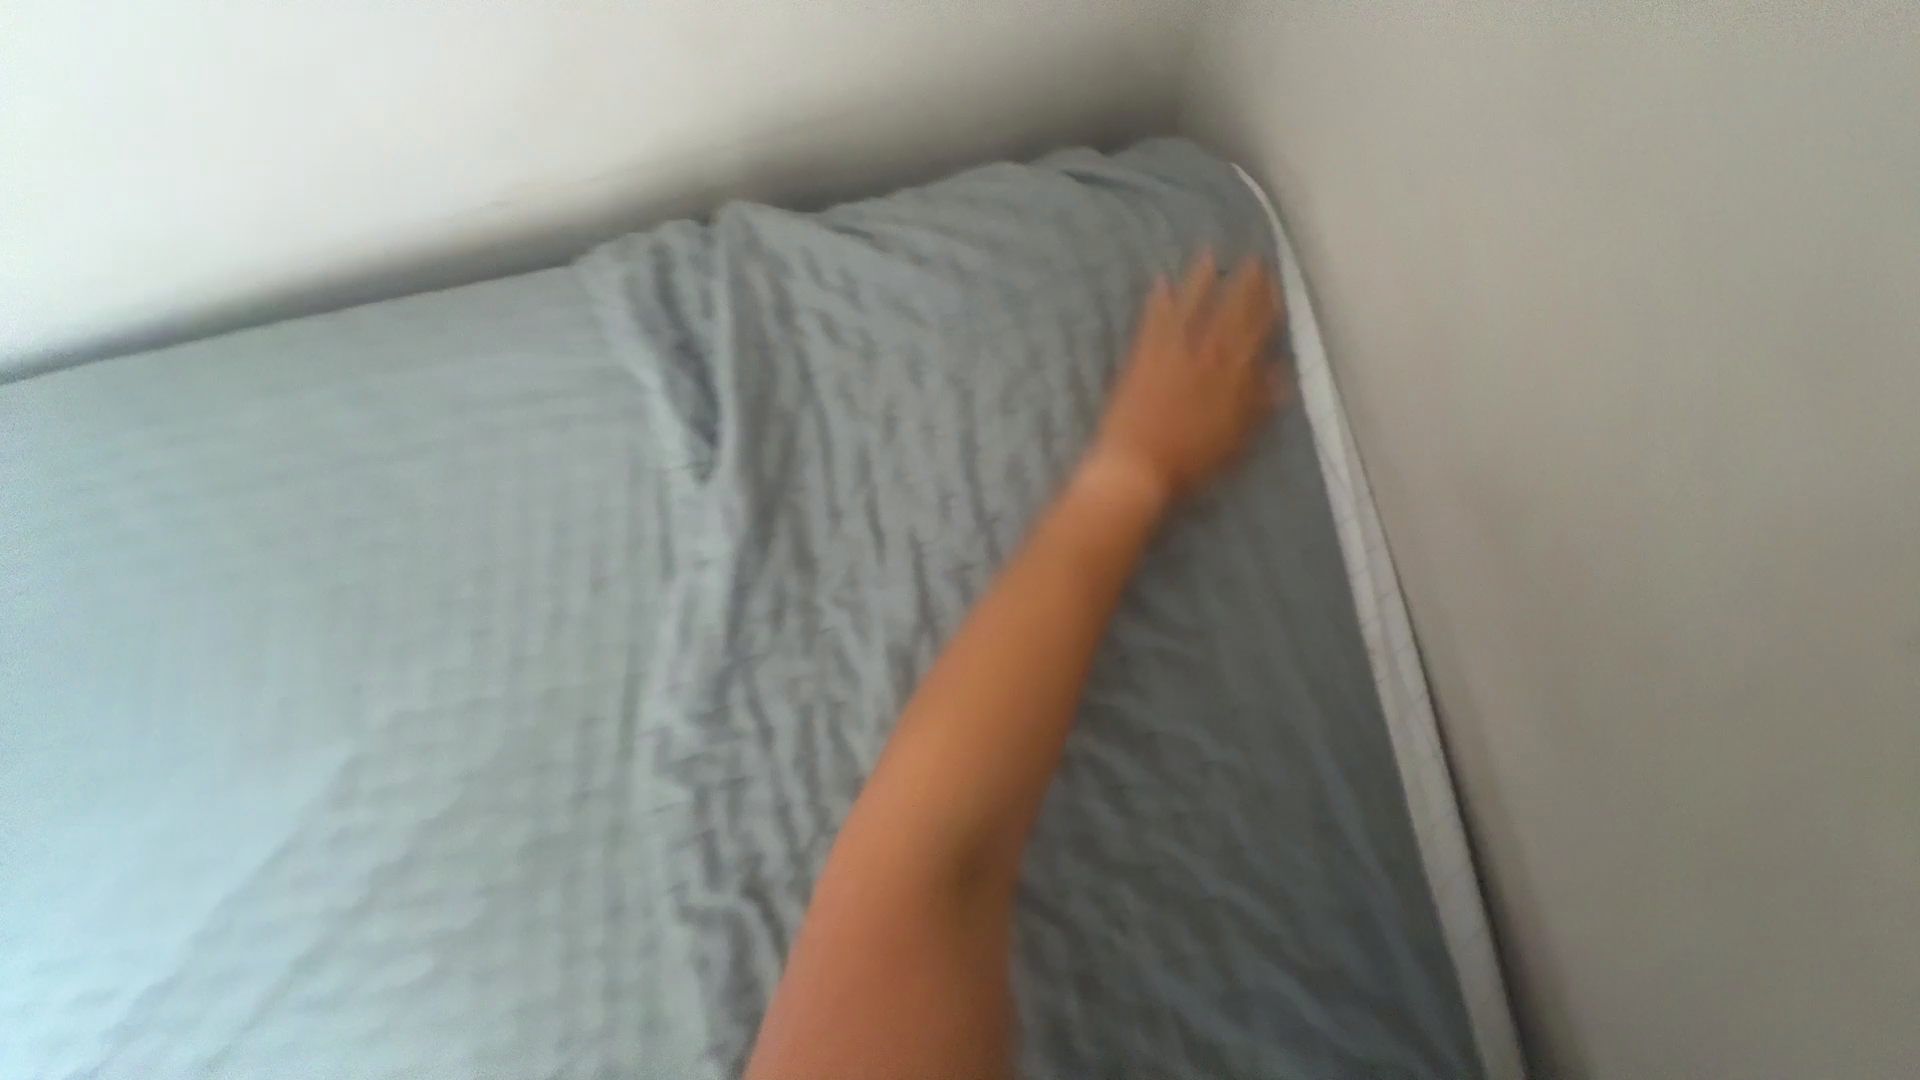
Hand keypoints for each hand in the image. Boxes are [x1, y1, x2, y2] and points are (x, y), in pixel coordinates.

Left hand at [1087, 252, 1286, 506]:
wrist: (1136, 467)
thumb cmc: (1190, 462)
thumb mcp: (1236, 438)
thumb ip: (1259, 404)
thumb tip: (1282, 375)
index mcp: (1234, 376)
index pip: (1258, 332)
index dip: (1269, 306)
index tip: (1277, 284)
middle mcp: (1206, 356)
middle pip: (1229, 312)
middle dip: (1243, 284)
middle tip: (1253, 258)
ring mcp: (1171, 354)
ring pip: (1191, 308)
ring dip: (1201, 280)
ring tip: (1209, 255)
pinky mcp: (1141, 358)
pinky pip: (1152, 322)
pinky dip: (1158, 301)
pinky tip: (1161, 283)